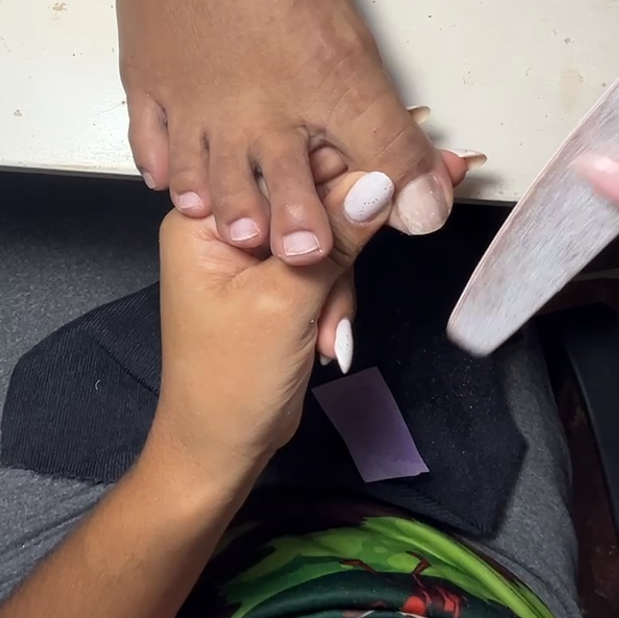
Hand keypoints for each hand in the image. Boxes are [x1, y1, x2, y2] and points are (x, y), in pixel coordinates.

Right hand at [79, 0, 461, 261]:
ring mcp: (174, 91)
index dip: (319, 233)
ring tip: (222, 220)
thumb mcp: (352, 55)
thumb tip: (428, 219)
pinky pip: (143, 131)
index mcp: (278, 120)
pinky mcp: (140, 60)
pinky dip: (156, 158)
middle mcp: (222, 119)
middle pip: (246, 191)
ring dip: (212, 198)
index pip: (303, 198)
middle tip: (277, 250)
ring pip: (193, 168)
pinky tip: (162, 170)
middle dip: (268, 225)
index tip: (328, 262)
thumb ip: (386, 140)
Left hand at [147, 168, 399, 489]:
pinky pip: (321, 271)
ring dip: (339, 289)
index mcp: (206, 220)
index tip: (403, 168)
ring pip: (323, 240)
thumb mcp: (286, 302)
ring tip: (331, 336)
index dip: (344, 168)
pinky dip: (334, 304)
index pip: (280, 169)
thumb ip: (335, 240)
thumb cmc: (231, 378)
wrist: (222, 449)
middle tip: (412, 216)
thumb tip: (380, 181)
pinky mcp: (275, 285)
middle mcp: (227, 230)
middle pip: (308, 203)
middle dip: (349, 239)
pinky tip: (331, 341)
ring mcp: (252, 260)